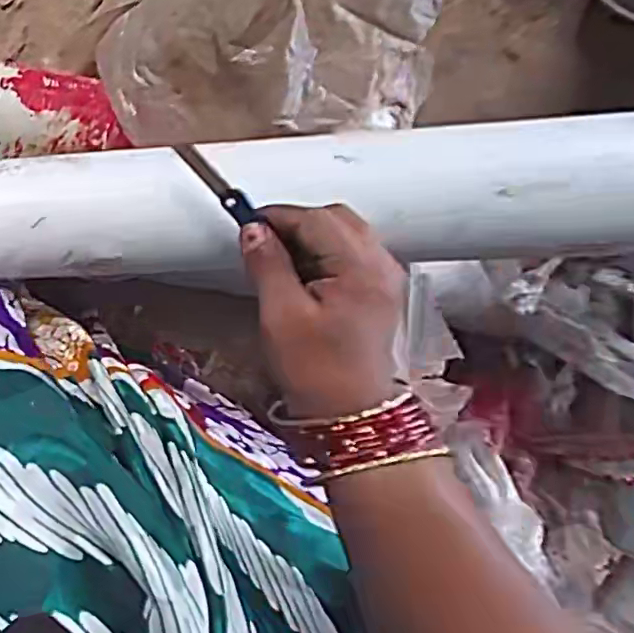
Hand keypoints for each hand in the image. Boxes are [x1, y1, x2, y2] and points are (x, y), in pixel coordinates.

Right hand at [240, 204, 407, 419]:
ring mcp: (385, 280)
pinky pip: (351, 255)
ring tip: (278, 261)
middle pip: (335, 219)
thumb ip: (267, 265)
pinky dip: (323, 254)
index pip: (315, 219)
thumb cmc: (319, 374)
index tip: (248, 223)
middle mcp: (382, 268)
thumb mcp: (281, 316)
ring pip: (344, 234)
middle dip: (295, 223)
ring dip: (309, 238)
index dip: (277, 216)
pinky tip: (301, 276)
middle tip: (261, 241)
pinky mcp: (380, 294)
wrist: (353, 416)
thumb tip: (253, 231)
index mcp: (361, 269)